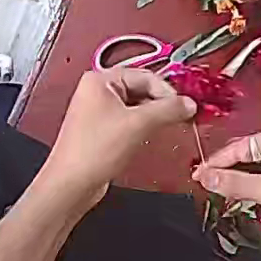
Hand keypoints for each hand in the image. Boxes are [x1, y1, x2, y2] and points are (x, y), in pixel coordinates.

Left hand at [39, 68, 195, 207]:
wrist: (72, 185)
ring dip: (154, 116)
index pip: (145, 76)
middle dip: (161, 104)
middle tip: (180, 116)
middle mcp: (98, 91)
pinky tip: (149, 136)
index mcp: (100, 80)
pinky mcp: (103, 129)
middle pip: (142, 89)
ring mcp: (99, 110)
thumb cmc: (92, 151)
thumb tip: (188, 103)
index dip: (167, 91)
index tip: (185, 105)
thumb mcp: (138, 124)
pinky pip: (130, 120)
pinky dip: (143, 126)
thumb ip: (168, 110)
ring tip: (166, 126)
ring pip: (138, 106)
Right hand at [192, 126, 260, 259]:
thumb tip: (205, 176)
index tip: (198, 175)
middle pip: (247, 153)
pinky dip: (250, 186)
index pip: (242, 145)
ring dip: (237, 179)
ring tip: (216, 191)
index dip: (218, 161)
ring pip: (254, 167)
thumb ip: (234, 182)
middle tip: (203, 184)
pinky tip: (237, 196)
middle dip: (226, 169)